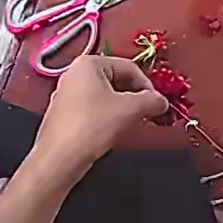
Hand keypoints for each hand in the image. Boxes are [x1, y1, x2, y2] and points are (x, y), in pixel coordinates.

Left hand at [32, 55, 168, 171]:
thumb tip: (162, 101)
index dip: (147, 85)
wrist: (60, 159)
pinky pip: (94, 108)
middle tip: (147, 113)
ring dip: (123, 108)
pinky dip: (108, 116)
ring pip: (106, 95)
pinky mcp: (65, 113)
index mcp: (88, 64)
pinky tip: (113, 130)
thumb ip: (152, 101)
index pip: (129, 68)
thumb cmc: (93, 126)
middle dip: (135, 97)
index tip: (157, 103)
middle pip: (117, 80)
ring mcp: (67, 94)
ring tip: (131, 123)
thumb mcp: (130, 109)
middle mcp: (74, 74)